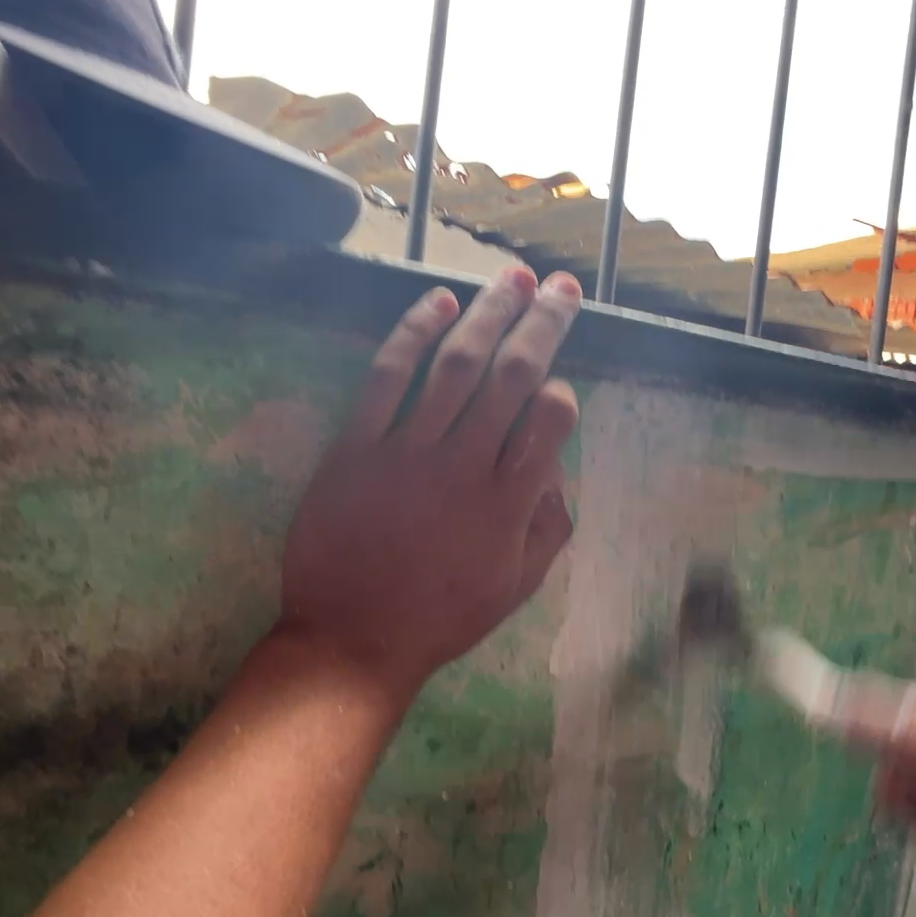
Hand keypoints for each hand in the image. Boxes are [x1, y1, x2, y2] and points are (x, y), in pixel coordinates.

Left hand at [276, 266, 581, 702]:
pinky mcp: (356, 446)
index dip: (563, 394)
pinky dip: (414, 333)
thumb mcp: (517, 587)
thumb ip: (549, 527)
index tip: (559, 390)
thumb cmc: (442, 617)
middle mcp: (466, 465)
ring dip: (490, 314)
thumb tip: (556, 472)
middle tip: (562, 286)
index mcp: (509, 503)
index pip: (551, 421)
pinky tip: (440, 301)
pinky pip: (387, 378)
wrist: (352, 639)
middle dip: (543, 324)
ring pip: (456, 365)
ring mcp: (408, 451)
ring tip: (514, 277)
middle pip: (513, 377)